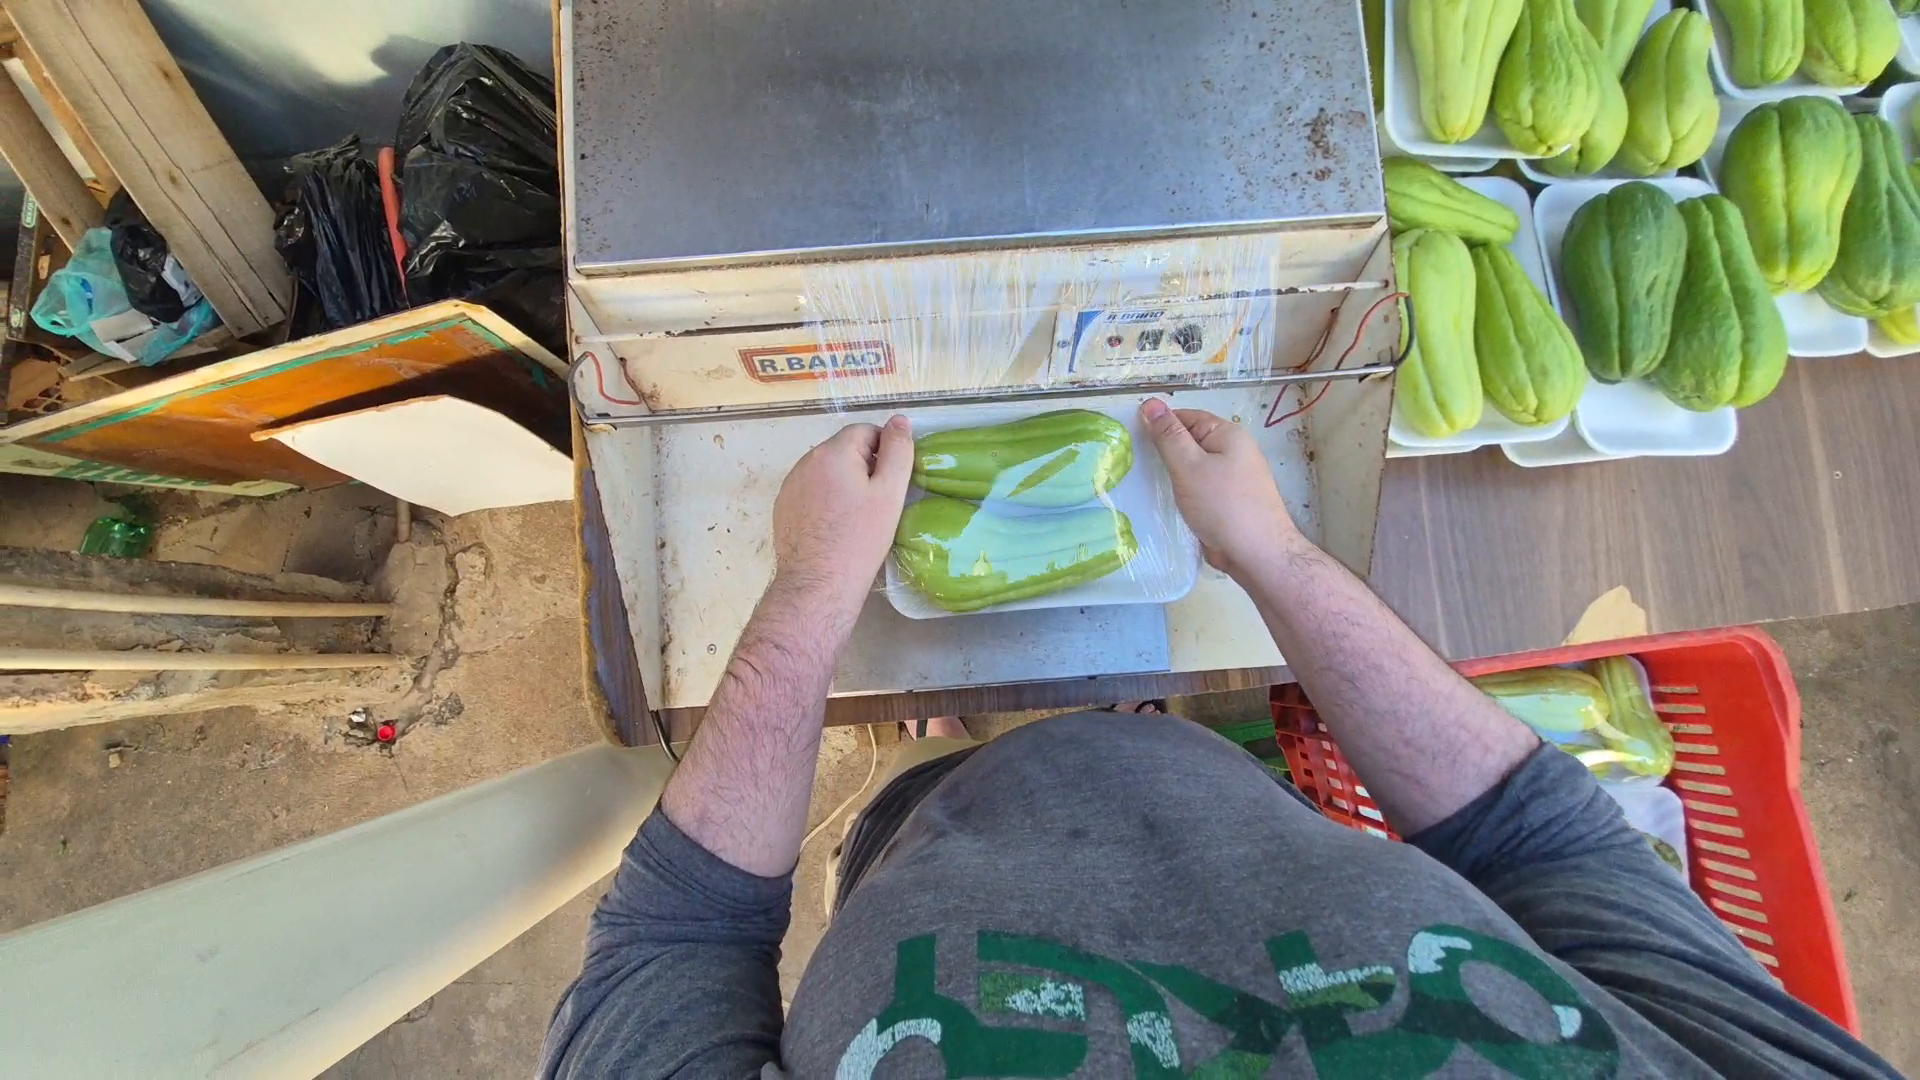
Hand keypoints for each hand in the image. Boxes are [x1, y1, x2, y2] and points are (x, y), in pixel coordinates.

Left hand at [770, 416, 914, 618]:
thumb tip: (899, 421)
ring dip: (844, 483)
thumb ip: (898, 451)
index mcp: (832, 453)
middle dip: (864, 467)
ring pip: (827, 471)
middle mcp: (805, 461)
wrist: (818, 584)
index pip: (865, 431)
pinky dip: (826, 500)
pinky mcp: (783, 508)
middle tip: (878, 502)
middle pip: (843, 450)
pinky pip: (811, 491)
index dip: (885, 451)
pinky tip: (835, 526)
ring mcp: (790, 485)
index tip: (892, 481)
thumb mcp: (889, 494)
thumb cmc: (860, 539)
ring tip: (857, 517)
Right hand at [1140, 399, 1300, 575]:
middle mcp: (1233, 452)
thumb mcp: (1189, 466)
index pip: (1186, 417)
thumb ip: (1168, 435)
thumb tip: (1150, 403)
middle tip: (1132, 463)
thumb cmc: (1222, 505)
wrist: (1255, 553)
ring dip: (1170, 475)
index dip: (1159, 424)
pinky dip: (1181, 492)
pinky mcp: (1226, 502)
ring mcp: (1231, 478)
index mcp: (1228, 435)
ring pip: (1192, 468)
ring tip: (1142, 483)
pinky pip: (1197, 488)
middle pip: (1189, 442)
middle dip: (1163, 451)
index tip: (1130, 438)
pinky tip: (1163, 502)